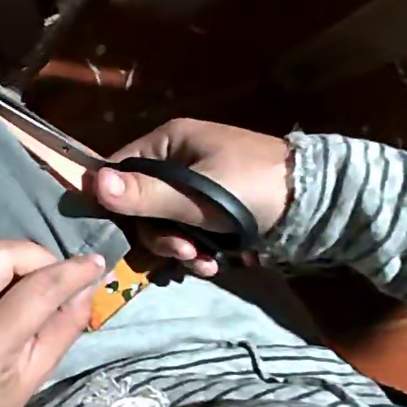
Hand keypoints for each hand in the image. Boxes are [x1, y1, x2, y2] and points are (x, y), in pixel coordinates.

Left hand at [0, 241, 107, 406]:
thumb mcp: (35, 375)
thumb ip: (64, 327)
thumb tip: (87, 285)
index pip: (35, 292)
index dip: (70, 272)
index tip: (95, 264)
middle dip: (37, 254)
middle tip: (55, 274)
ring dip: (16, 263)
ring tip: (31, 286)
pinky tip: (1, 297)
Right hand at [85, 119, 289, 277]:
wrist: (313, 202)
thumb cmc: (253, 186)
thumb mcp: (198, 194)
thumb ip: (146, 194)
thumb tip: (94, 183)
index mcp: (169, 142)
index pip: (120, 170)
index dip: (116, 204)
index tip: (125, 233)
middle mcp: (176, 162)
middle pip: (140, 204)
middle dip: (158, 235)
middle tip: (182, 251)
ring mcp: (193, 186)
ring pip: (163, 223)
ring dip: (178, 248)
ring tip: (203, 262)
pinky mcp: (209, 209)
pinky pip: (185, 230)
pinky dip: (194, 250)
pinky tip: (211, 264)